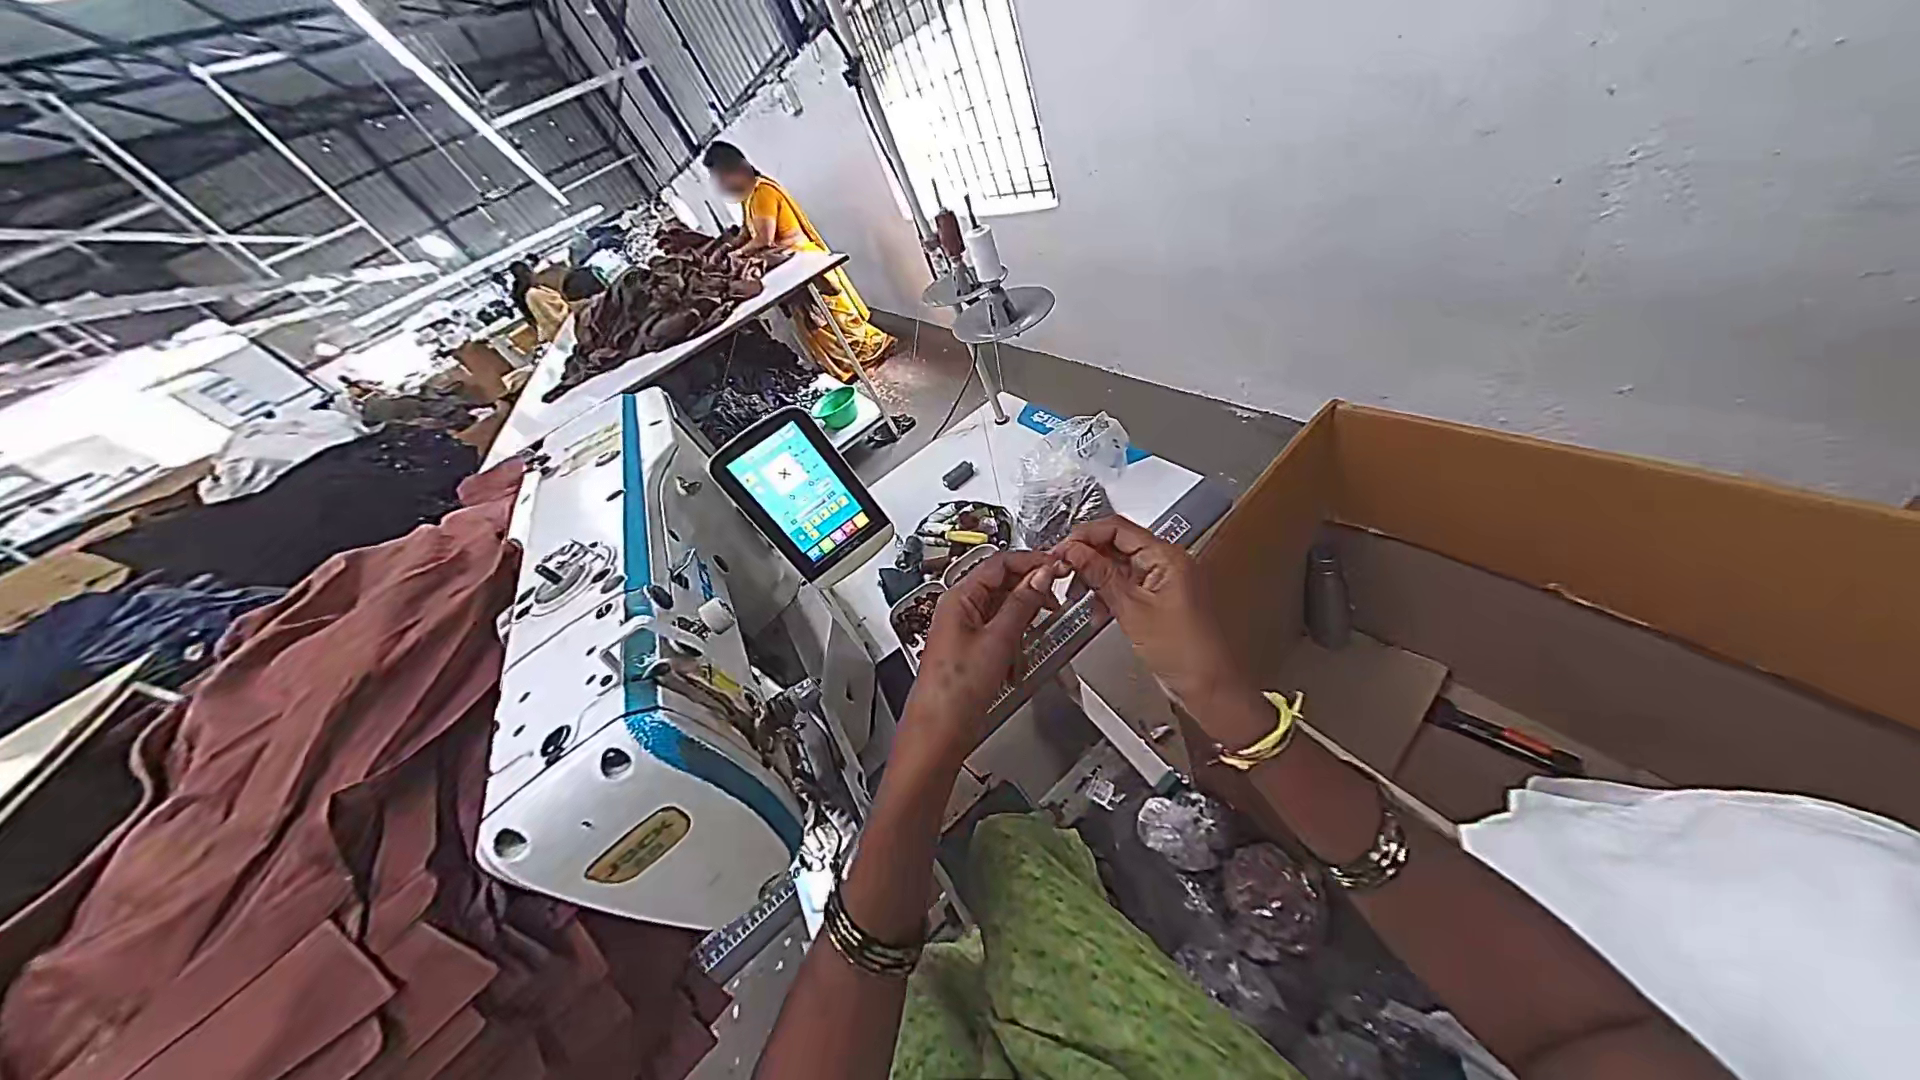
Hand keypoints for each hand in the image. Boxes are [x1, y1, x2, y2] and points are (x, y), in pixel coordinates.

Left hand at [896, 551, 1061, 773]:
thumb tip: (1040, 576)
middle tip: (1054, 596)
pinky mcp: (973, 651)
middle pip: (1001, 584)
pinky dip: (1014, 641)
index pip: (998, 563)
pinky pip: (1000, 633)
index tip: (1056, 565)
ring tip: (1037, 630)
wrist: (939, 730)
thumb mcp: (998, 639)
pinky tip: (1019, 658)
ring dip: (1023, 619)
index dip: (1030, 561)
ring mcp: (965, 631)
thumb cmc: (954, 689)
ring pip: (1003, 610)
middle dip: (1029, 591)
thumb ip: (1022, 603)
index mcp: (958, 598)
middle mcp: (959, 610)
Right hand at [1053, 517, 1249, 713]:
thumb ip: (1100, 575)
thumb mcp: (1131, 609)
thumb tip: (1074, 551)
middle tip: (1064, 570)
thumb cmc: (1188, 652)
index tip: (1062, 550)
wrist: (1210, 687)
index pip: (1117, 529)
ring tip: (1078, 594)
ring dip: (1095, 578)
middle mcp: (1168, 563)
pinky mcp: (1159, 601)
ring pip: (1119, 567)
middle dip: (1087, 557)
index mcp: (1167, 556)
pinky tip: (1098, 609)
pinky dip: (1108, 594)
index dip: (1085, 536)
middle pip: (1117, 545)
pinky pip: (1126, 586)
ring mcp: (1163, 582)